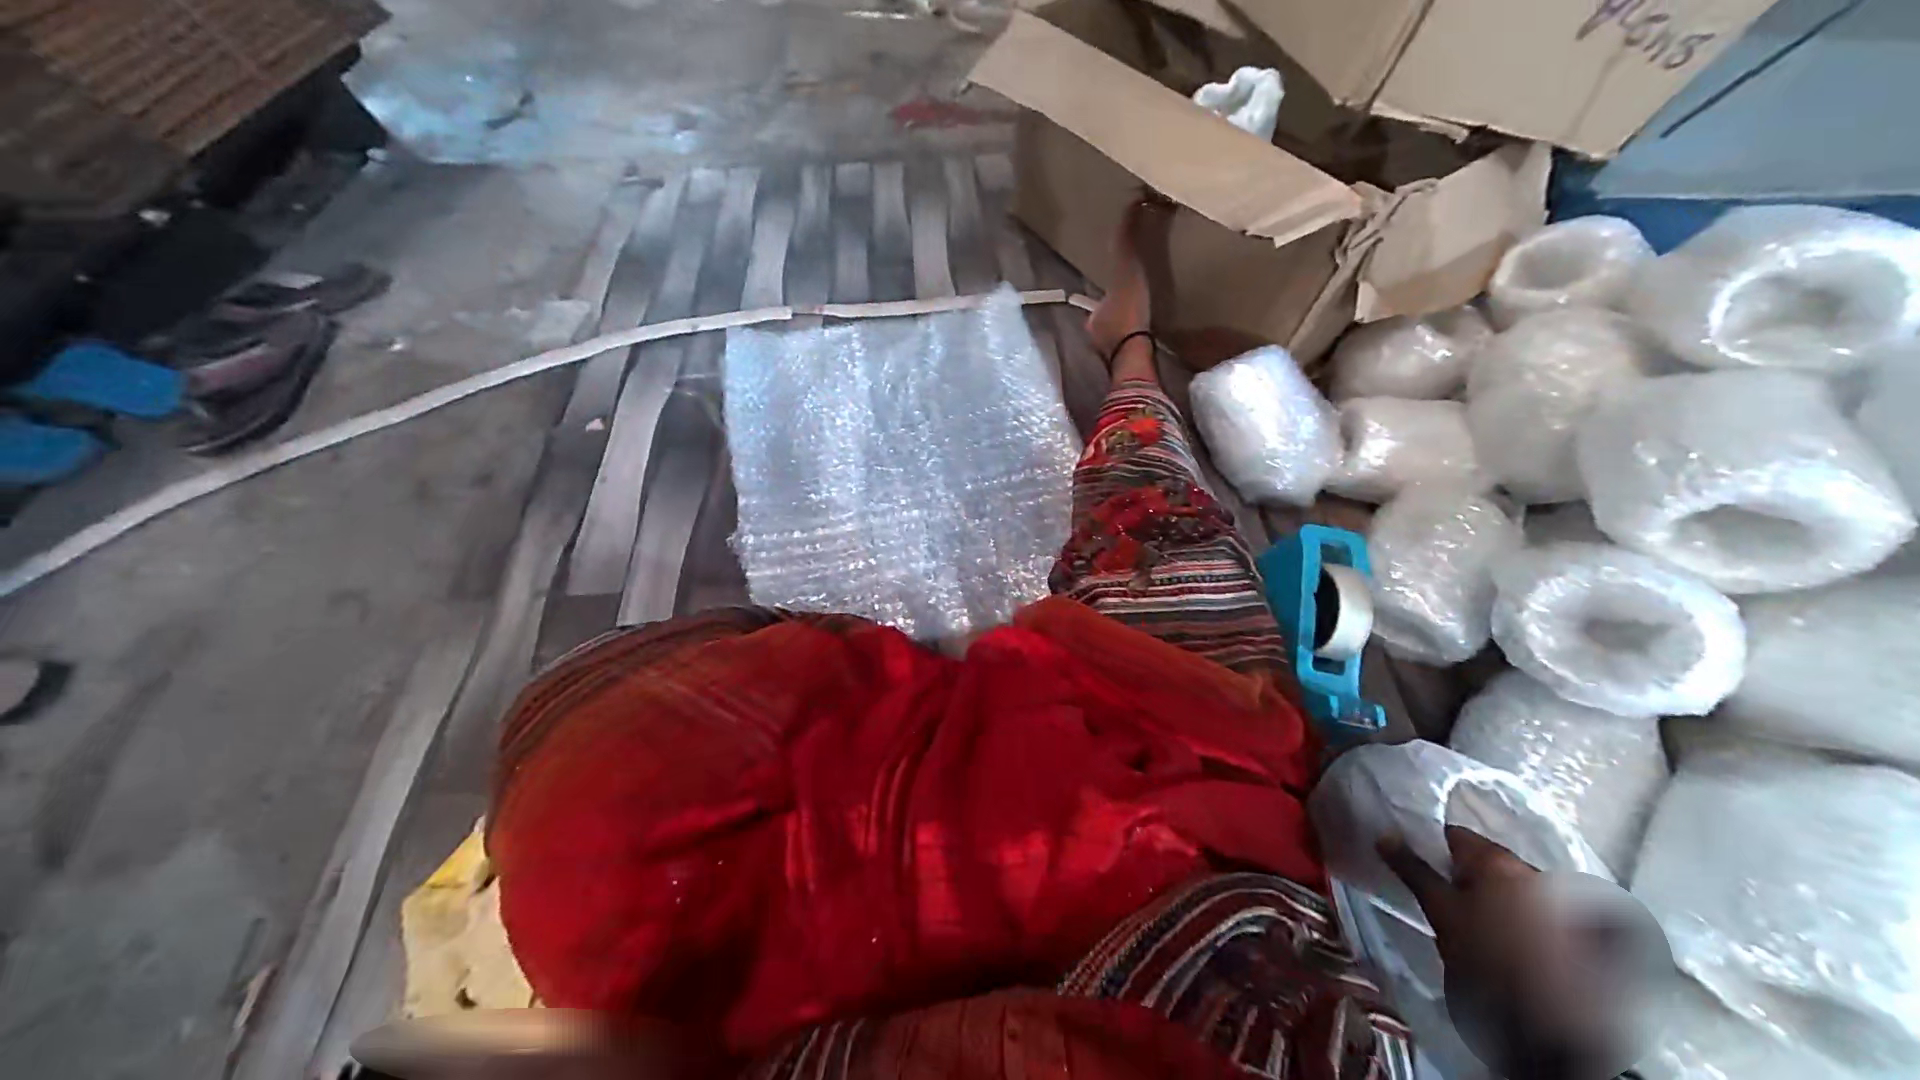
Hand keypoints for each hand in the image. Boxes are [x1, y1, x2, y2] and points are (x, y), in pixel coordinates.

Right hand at [1378, 828, 1661, 1079]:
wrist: (1552, 1021)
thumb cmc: (1486, 954)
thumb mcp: (1439, 909)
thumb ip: (1412, 869)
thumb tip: (1384, 835)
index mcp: (1496, 859)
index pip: (1452, 835)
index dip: (1430, 848)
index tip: (1415, 869)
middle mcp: (1530, 869)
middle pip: (1482, 861)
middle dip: (1461, 875)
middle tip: (1441, 899)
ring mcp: (1557, 899)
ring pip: (1507, 886)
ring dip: (1488, 896)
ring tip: (1473, 924)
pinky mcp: (1575, 929)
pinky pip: (1531, 908)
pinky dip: (1514, 915)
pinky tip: (1505, 940)